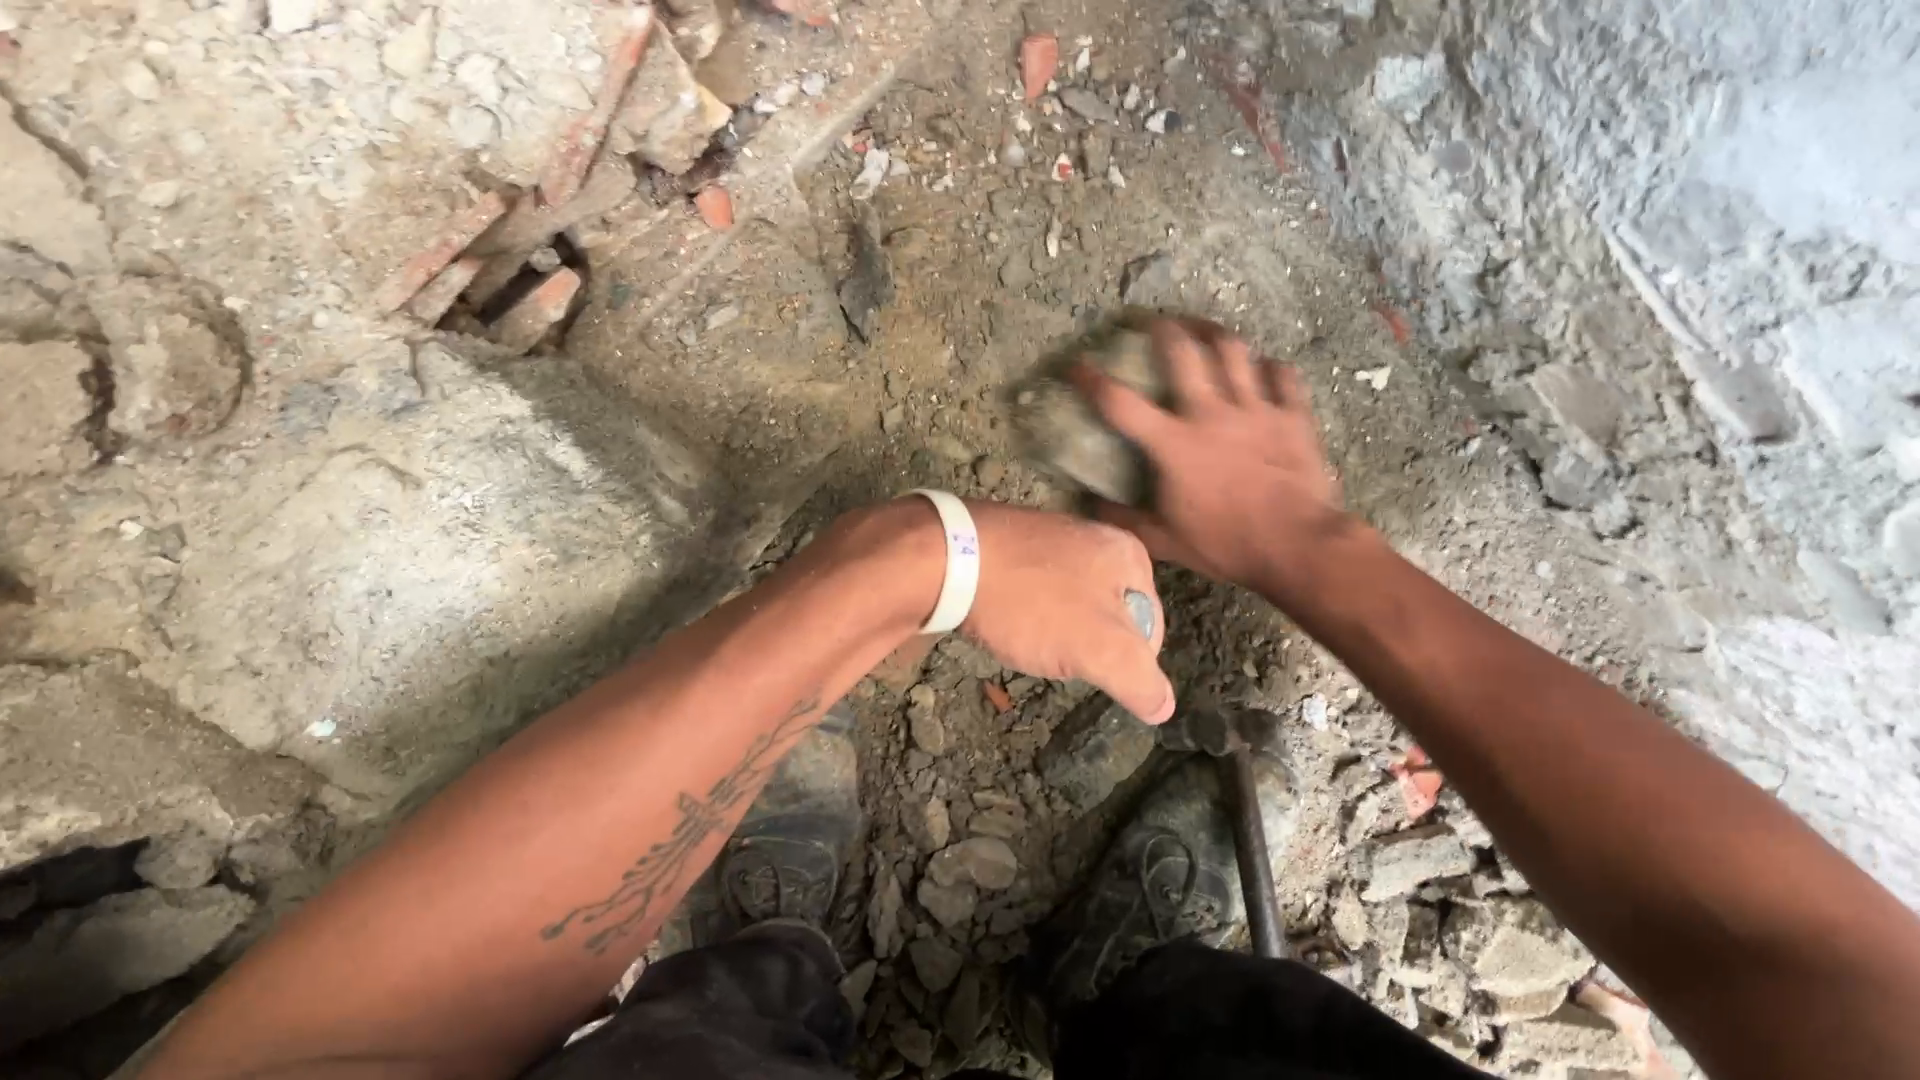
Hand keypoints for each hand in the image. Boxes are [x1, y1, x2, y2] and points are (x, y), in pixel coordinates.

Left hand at [959, 500, 1174, 723]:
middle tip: (1053, 655)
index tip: (1089, 669)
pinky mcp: (1013, 544)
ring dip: (1052, 631)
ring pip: (1070, 605)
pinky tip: (1005, 620)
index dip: (1126, 663)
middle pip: (1109, 616)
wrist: (947, 556)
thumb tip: (1164, 707)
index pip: (1152, 629)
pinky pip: (1034, 590)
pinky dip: (1024, 611)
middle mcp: (1096, 538)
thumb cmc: (1031, 602)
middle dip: (1085, 644)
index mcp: (1130, 556)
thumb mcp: (1099, 648)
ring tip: (1024, 637)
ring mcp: (1053, 536)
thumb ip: (1139, 679)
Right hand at [1069, 319, 1346, 596]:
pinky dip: (1270, 366)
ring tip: (1204, 328)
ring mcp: (1256, 409)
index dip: (1090, 380)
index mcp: (1174, 444)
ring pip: (1233, 350)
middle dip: (1163, 329)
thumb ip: (1125, 520)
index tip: (1075, 365)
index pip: (1120, 403)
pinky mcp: (1292, 415)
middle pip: (1183, 351)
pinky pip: (1283, 374)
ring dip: (1214, 332)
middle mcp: (1210, 414)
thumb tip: (1090, 507)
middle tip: (1154, 321)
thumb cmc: (1226, 544)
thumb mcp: (1165, 541)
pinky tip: (1264, 367)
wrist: (1296, 544)